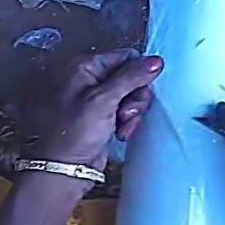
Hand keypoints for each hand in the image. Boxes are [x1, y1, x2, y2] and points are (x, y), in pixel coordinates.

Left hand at [31, 50, 163, 168]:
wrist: (67, 167)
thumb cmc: (79, 130)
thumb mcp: (105, 100)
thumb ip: (131, 77)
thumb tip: (157, 60)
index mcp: (86, 66)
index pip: (126, 57)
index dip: (137, 74)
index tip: (137, 92)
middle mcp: (92, 78)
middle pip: (132, 77)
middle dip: (135, 97)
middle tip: (125, 114)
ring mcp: (99, 98)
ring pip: (133, 96)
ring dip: (132, 113)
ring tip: (122, 126)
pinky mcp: (106, 116)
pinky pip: (127, 111)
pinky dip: (128, 122)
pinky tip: (120, 133)